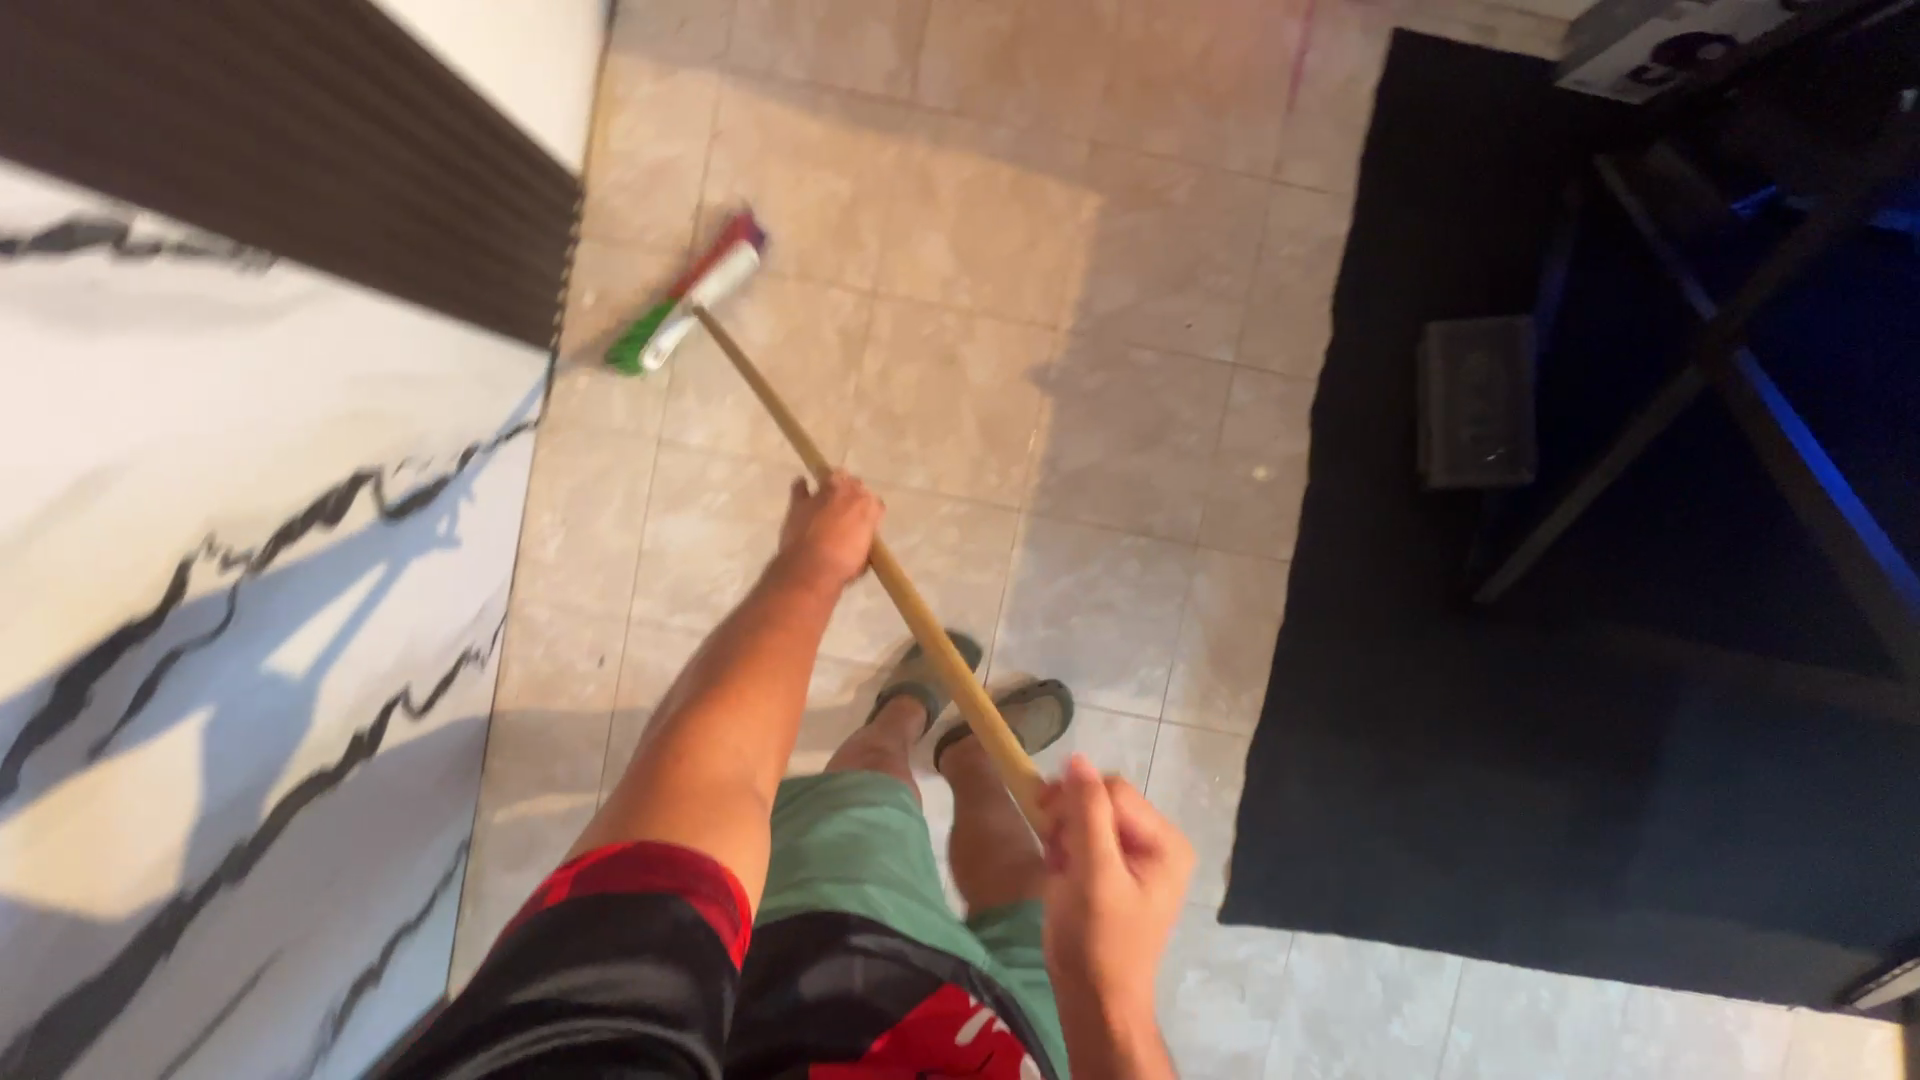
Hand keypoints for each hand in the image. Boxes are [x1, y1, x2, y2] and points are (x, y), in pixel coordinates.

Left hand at [774, 469, 882, 590]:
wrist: (811, 568)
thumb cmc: (843, 566)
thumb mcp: (864, 557)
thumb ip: (864, 540)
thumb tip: (859, 540)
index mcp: (868, 508)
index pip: (876, 504)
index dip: (872, 513)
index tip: (868, 523)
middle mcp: (848, 494)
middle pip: (856, 484)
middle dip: (854, 494)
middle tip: (849, 509)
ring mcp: (823, 494)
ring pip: (832, 477)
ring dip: (833, 483)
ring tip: (831, 492)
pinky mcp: (801, 501)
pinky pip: (800, 486)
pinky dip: (801, 486)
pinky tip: (802, 487)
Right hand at [1040, 755, 1194, 1022]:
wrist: (1092, 999)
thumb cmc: (1098, 940)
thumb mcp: (1094, 873)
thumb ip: (1087, 812)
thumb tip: (1076, 758)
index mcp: (1165, 841)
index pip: (1114, 790)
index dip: (1076, 799)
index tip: (1046, 821)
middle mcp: (1155, 841)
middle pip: (1101, 798)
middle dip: (1069, 818)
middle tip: (1053, 850)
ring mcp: (1134, 854)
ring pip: (1086, 813)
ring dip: (1063, 834)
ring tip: (1059, 866)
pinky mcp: (1112, 866)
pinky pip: (1082, 834)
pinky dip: (1064, 848)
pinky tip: (1061, 873)